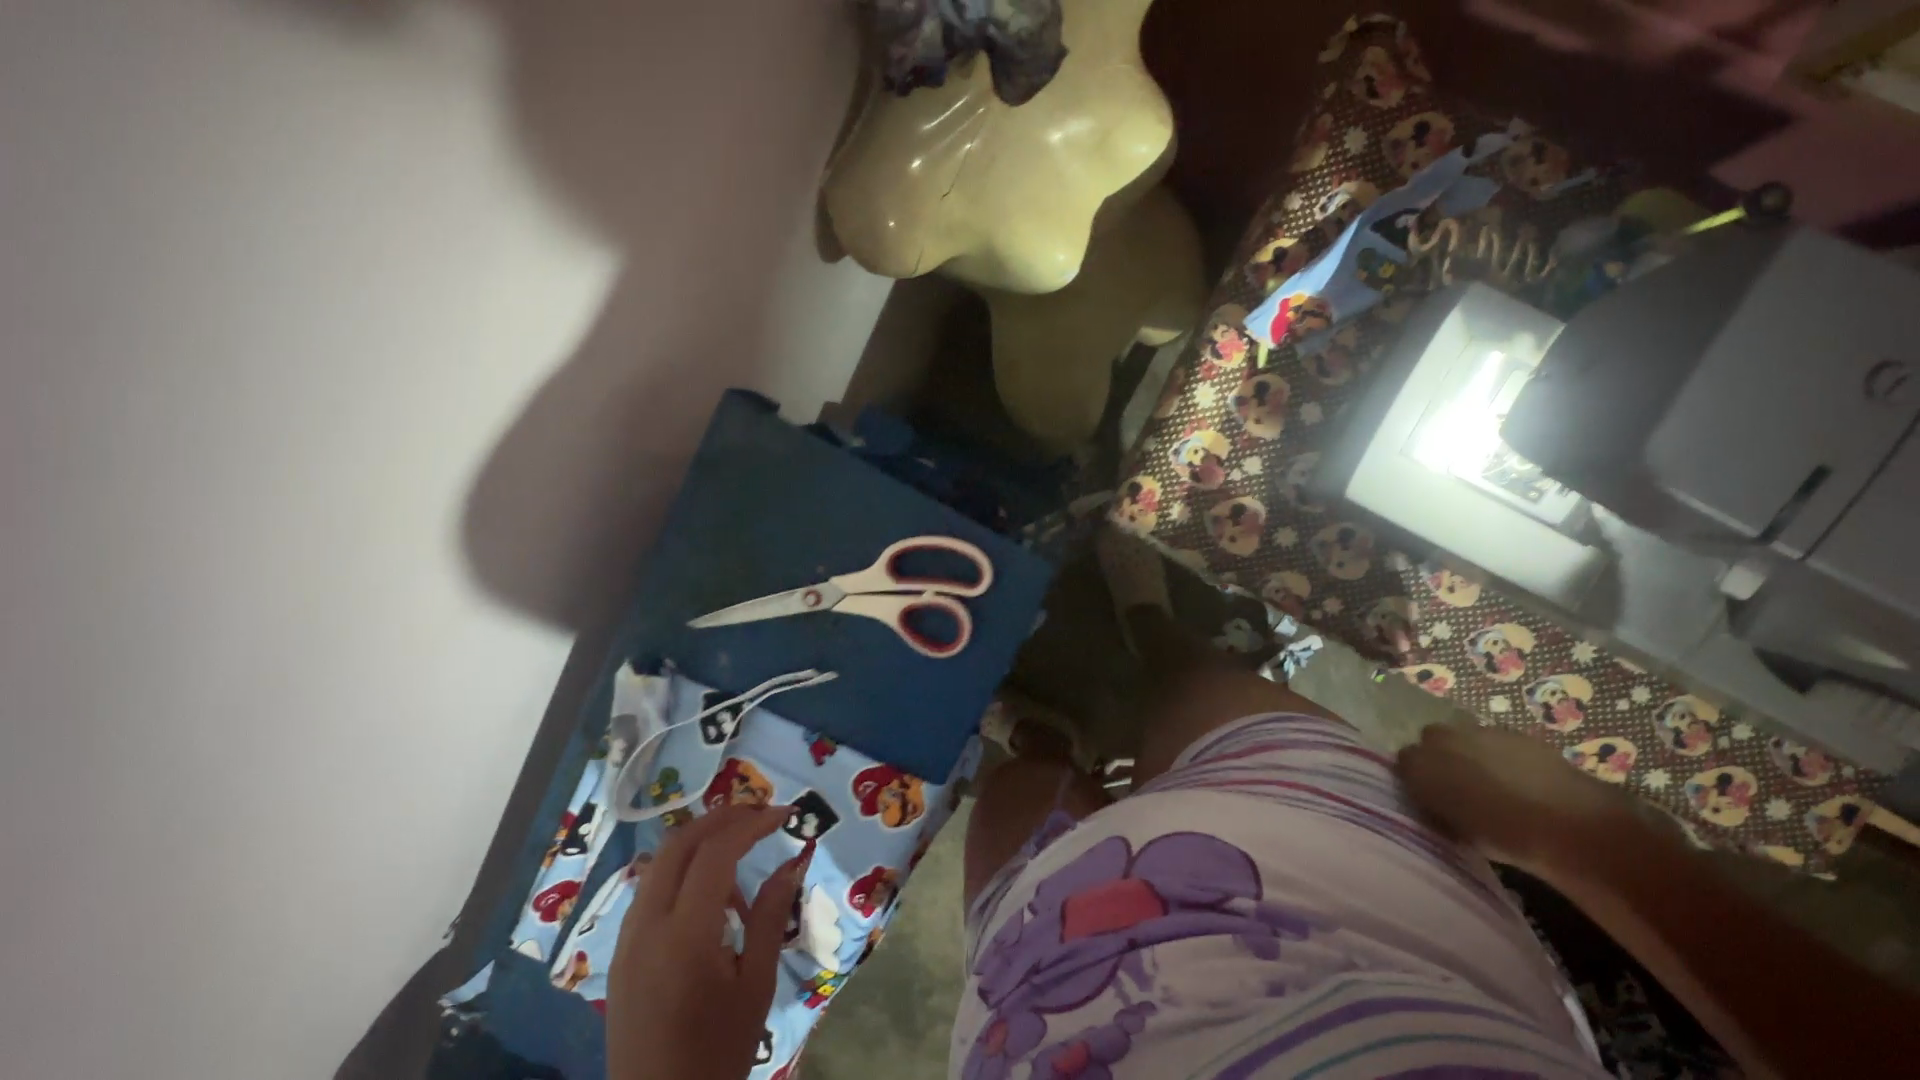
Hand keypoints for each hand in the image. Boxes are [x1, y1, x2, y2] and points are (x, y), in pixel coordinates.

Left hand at [607, 802, 806, 1079]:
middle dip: (720, 819)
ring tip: (742, 857)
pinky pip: (651, 892)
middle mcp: (647, 926)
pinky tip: (711, 898)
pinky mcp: (620, 952)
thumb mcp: (757, 986)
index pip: (715, 854)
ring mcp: (627, 938)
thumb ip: (771, 917)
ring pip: (660, 865)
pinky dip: (682, 874)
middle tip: (760, 814)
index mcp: (685, 936)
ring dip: (700, 845)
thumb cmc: (719, 1051)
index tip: (785, 814)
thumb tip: (792, 862)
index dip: (751, 824)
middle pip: (678, 845)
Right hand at [1396, 722, 1635, 876]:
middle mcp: (1443, 739)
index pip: (1404, 761)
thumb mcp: (1453, 829)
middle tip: (1457, 786)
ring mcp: (1482, 731)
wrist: (1569, 824)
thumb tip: (1431, 798)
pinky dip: (1502, 755)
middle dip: (1440, 756)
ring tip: (1491, 783)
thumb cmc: (1502, 835)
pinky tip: (1518, 780)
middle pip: (1432, 739)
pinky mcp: (1517, 733)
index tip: (1429, 796)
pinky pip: (1498, 741)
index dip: (1416, 778)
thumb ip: (1434, 806)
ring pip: (1466, 737)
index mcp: (1420, 764)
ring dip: (1471, 752)